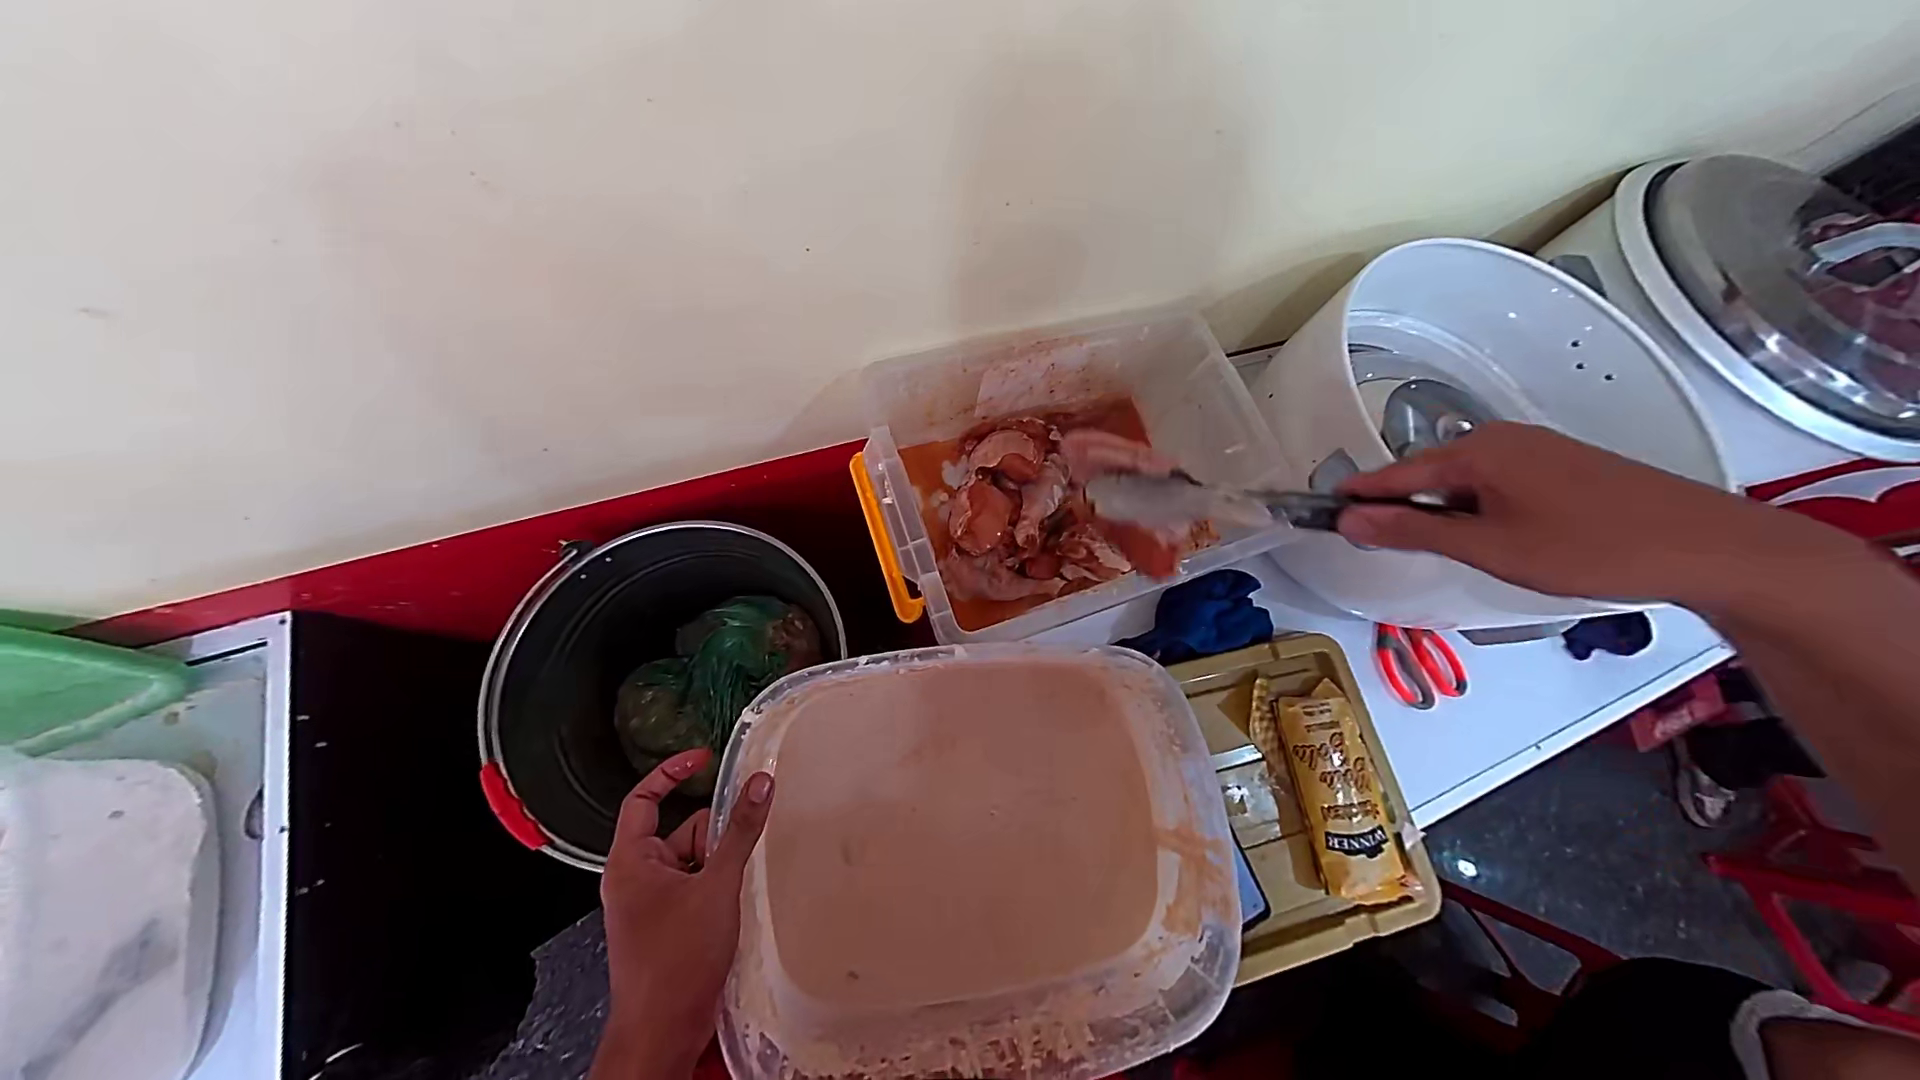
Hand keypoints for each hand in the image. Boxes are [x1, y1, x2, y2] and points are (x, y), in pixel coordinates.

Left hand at [589, 749, 773, 1079]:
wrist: (663, 1032)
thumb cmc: (676, 960)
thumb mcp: (716, 885)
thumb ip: (739, 831)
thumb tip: (760, 783)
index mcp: (631, 861)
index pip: (643, 798)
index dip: (671, 772)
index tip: (703, 758)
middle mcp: (638, 877)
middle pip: (682, 829)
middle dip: (715, 832)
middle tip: (742, 843)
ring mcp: (654, 901)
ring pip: (696, 858)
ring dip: (723, 861)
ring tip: (742, 880)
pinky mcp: (671, 922)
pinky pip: (699, 884)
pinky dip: (722, 883)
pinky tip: (741, 897)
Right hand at [1334, 421, 1871, 616]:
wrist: (1712, 549)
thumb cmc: (1590, 548)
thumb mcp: (1487, 547)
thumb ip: (1412, 529)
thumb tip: (1348, 518)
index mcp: (1477, 452)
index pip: (1391, 473)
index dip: (1354, 497)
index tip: (1320, 515)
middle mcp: (1500, 440)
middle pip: (1423, 474)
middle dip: (1398, 507)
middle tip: (1382, 545)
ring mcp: (1533, 450)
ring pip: (1458, 481)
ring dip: (1437, 511)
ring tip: (1440, 549)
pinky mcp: (1557, 466)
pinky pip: (1490, 483)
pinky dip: (1471, 508)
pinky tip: (1487, 537)